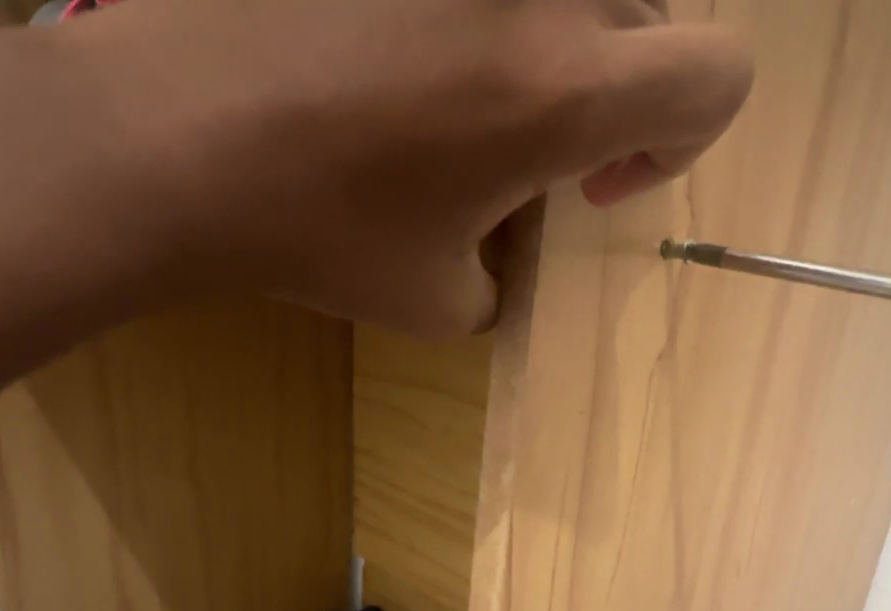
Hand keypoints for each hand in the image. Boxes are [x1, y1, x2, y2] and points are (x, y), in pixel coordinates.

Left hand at [61, 0, 752, 336]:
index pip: (719, 74)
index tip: (601, 183)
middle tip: (540, 153)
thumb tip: (503, 261)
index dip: (686, 137)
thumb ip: (508, 282)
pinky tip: (411, 58)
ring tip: (474, 103)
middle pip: (651, 13)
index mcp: (566, 86)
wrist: (171, 137)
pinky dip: (481, 24)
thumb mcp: (437, 302)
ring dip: (558, 44)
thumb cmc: (317, 233)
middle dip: (620, 92)